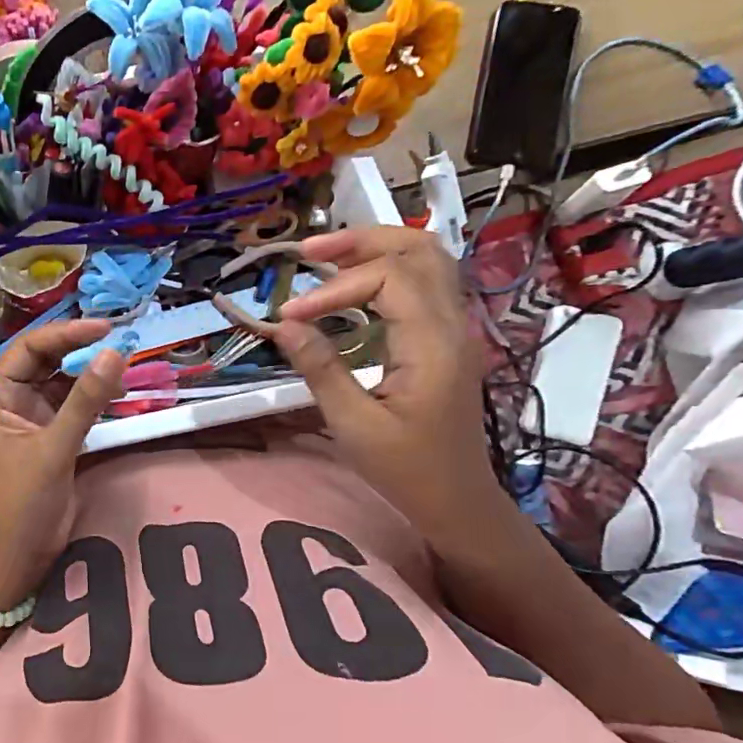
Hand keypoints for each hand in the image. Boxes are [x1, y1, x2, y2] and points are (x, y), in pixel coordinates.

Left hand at [0, 319, 125, 609]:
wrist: (18, 561)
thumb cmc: (22, 504)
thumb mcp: (54, 449)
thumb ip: (85, 401)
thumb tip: (114, 353)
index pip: (29, 349)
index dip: (65, 334)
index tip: (105, 327)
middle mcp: (14, 402)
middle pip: (48, 362)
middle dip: (82, 351)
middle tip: (122, 341)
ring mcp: (36, 421)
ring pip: (66, 384)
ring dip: (94, 374)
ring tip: (128, 362)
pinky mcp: (56, 439)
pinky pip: (78, 407)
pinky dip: (99, 398)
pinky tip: (122, 390)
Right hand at [273, 227, 499, 538]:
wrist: (458, 501)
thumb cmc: (407, 471)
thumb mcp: (354, 426)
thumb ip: (321, 369)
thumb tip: (284, 324)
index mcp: (432, 344)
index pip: (388, 278)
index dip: (333, 287)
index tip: (291, 314)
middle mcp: (452, 325)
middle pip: (419, 249)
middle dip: (362, 241)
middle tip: (310, 251)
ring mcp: (456, 329)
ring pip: (428, 259)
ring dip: (379, 248)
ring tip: (329, 258)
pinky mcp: (448, 339)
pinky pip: (427, 283)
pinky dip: (390, 270)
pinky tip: (355, 285)